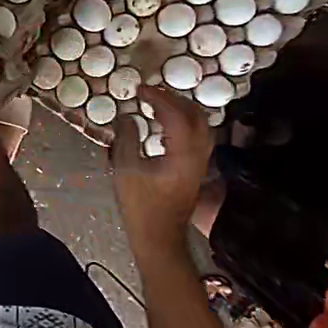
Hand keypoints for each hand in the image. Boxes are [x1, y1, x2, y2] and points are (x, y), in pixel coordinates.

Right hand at [112, 84, 213, 245]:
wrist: (160, 237)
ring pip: (200, 125)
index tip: (141, 90)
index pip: (175, 114)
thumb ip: (126, 139)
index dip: (158, 98)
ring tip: (159, 104)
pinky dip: (184, 123)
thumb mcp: (126, 170)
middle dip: (174, 99)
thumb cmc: (140, 206)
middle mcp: (198, 154)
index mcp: (182, 153)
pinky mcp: (197, 169)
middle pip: (195, 115)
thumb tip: (128, 117)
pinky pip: (197, 136)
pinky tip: (166, 125)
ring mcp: (201, 162)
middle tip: (151, 92)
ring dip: (182, 110)